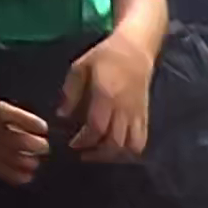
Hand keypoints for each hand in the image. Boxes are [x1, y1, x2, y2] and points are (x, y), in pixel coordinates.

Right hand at [0, 100, 49, 185]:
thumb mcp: (3, 110)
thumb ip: (24, 118)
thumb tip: (46, 132)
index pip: (23, 119)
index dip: (38, 125)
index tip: (42, 128)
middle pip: (26, 143)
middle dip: (41, 145)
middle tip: (43, 146)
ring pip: (24, 162)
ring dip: (34, 161)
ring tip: (32, 156)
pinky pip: (17, 177)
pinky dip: (26, 175)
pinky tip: (26, 170)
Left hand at [59, 33, 154, 161]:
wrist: (136, 51)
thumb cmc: (105, 57)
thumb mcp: (80, 68)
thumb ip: (71, 93)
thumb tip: (62, 116)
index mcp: (106, 96)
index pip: (96, 127)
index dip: (84, 140)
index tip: (73, 144)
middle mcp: (123, 110)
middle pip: (114, 143)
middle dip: (98, 153)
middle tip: (84, 153)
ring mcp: (136, 116)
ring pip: (130, 147)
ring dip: (115, 156)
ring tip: (101, 154)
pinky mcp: (144, 118)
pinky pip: (141, 142)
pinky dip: (130, 152)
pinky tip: (118, 150)